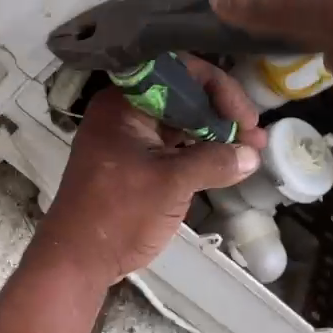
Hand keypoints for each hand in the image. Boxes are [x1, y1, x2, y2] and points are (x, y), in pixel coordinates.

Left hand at [34, 56, 263, 286]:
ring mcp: (126, 140)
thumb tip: (251, 154)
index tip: (246, 119)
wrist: (77, 260)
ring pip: (179, 124)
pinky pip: (171, 148)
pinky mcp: (132, 165)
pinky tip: (226, 165)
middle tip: (256, 138)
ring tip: (249, 152)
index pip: (180, 72)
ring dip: (214, 135)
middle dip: (221, 114)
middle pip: (181, 96)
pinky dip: (198, 154)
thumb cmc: (118, 214)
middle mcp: (123, 113)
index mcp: (123, 103)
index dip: (219, 89)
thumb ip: (214, 161)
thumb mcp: (172, 183)